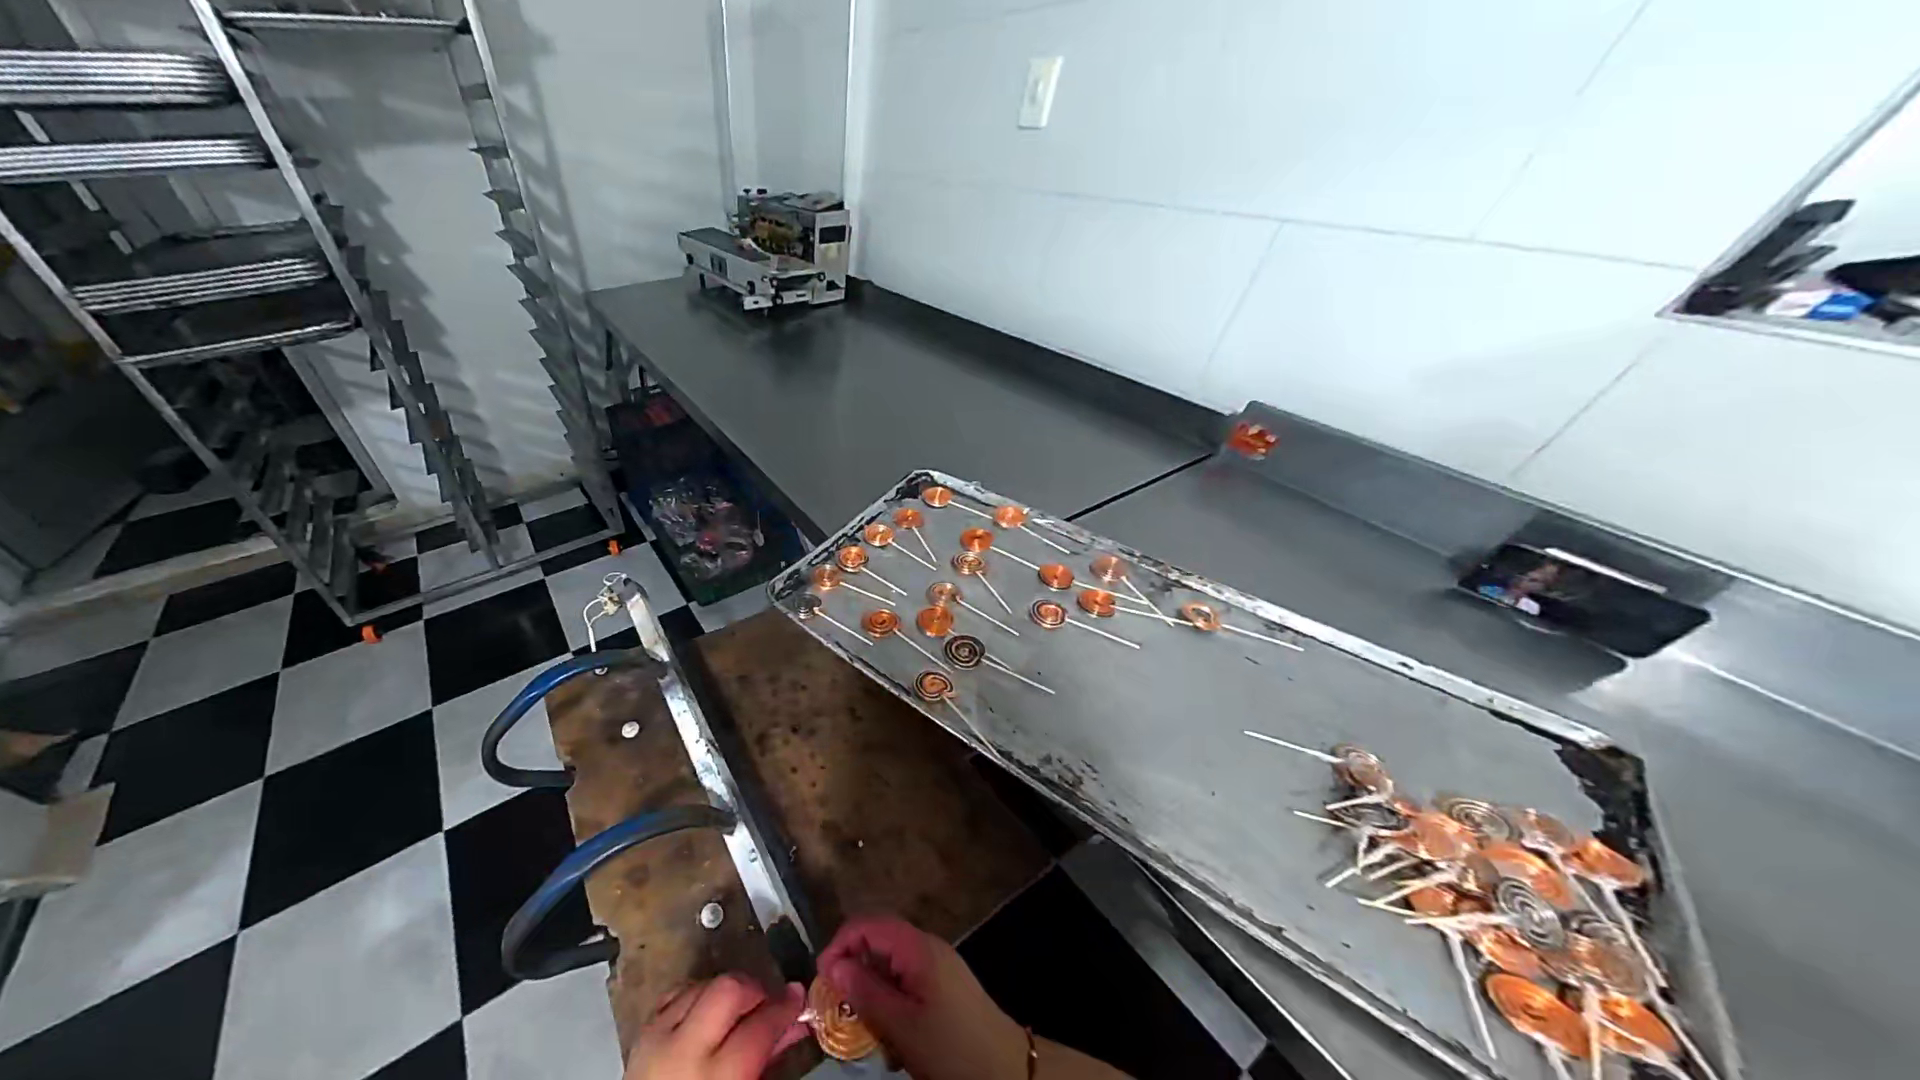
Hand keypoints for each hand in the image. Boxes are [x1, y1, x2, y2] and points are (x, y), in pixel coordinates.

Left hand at [624, 974, 808, 1079]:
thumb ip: (767, 1061)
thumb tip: (793, 1024)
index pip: (759, 1027)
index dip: (785, 1008)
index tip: (798, 997)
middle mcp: (683, 1052)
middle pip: (728, 990)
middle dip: (754, 989)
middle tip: (767, 1002)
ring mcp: (657, 1040)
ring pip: (703, 986)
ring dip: (727, 992)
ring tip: (738, 1011)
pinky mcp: (641, 1035)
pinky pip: (677, 994)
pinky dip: (697, 995)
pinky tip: (708, 1013)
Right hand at [818, 915, 1027, 1079]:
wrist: (1004, 1065)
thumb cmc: (950, 1045)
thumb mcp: (902, 1025)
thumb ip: (867, 992)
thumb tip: (834, 966)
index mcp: (917, 947)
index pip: (869, 923)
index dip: (840, 944)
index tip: (822, 980)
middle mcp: (927, 945)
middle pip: (879, 938)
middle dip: (852, 964)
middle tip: (835, 1002)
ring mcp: (936, 962)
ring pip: (890, 959)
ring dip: (869, 983)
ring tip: (858, 1018)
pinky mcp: (942, 981)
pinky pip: (905, 975)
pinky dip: (887, 993)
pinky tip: (884, 1024)